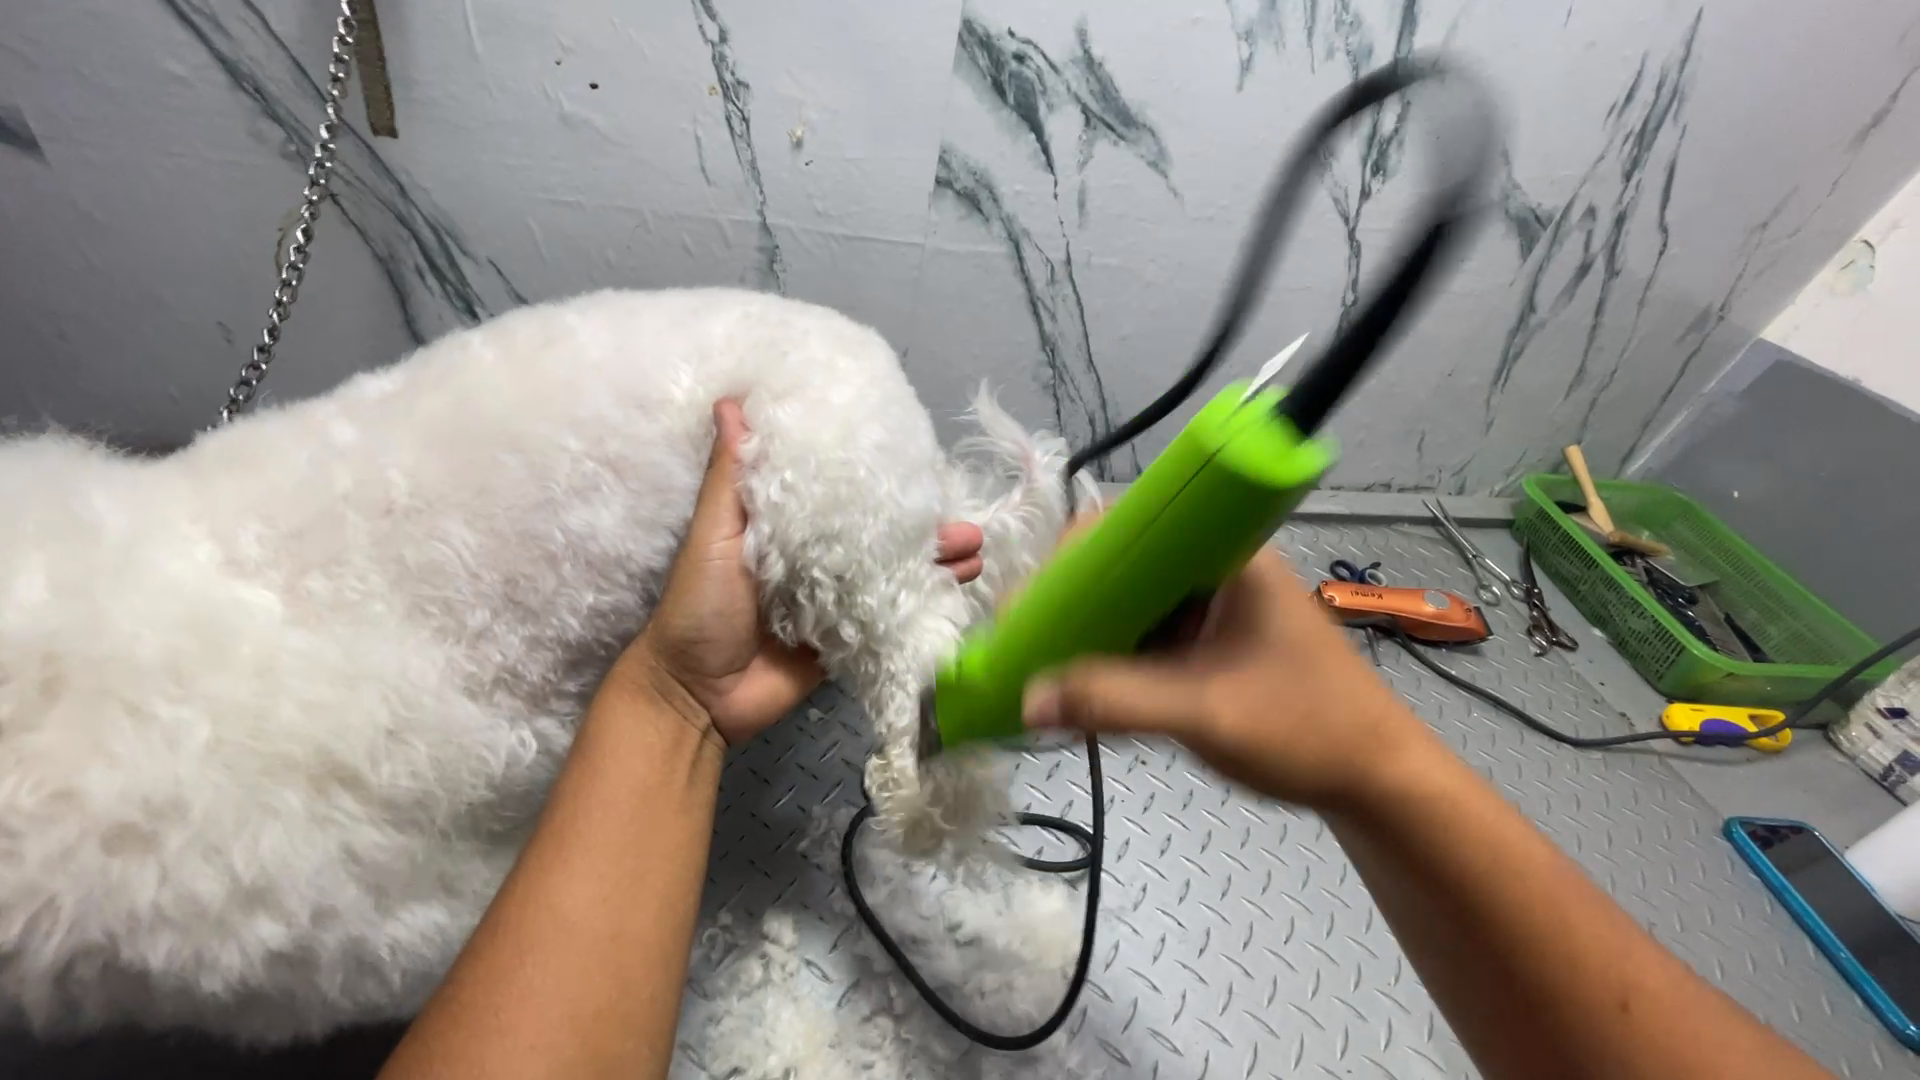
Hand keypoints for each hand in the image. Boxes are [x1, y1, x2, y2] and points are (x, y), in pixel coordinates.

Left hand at [622, 400, 984, 746]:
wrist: (698, 694)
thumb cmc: (701, 605)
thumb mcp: (714, 534)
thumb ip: (730, 477)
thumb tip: (731, 400)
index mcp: (786, 526)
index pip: (840, 492)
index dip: (879, 476)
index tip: (916, 456)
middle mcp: (818, 557)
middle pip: (881, 533)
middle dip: (923, 523)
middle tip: (961, 513)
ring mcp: (839, 599)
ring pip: (896, 571)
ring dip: (935, 560)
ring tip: (975, 549)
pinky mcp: (850, 637)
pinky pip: (893, 614)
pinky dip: (926, 601)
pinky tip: (959, 587)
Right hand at [1020, 548, 1436, 809]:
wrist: (1379, 781)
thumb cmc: (1307, 730)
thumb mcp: (1205, 712)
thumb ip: (1115, 702)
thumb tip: (1028, 700)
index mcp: (1224, 555)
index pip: (1132, 525)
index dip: (1074, 557)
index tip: (1034, 601)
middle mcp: (1213, 569)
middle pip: (1123, 566)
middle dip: (1073, 603)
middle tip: (1029, 641)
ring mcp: (1212, 608)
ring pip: (1131, 605)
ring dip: (1090, 635)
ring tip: (1044, 667)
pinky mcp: (1210, 642)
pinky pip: (1146, 638)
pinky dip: (1114, 660)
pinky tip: (1085, 691)